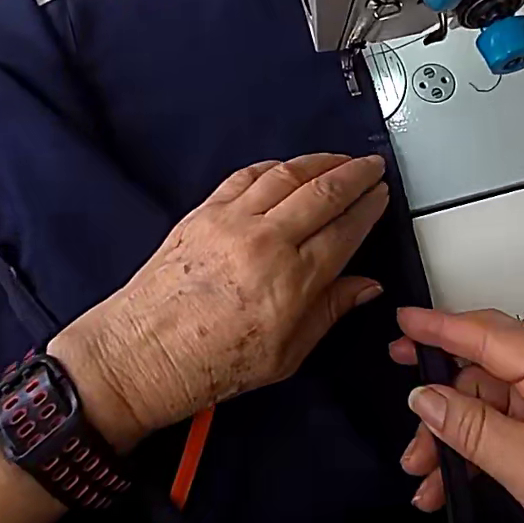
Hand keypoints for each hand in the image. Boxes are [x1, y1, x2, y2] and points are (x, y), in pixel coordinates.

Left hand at [49, 154, 389, 450]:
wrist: (142, 352)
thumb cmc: (209, 363)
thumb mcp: (285, 355)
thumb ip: (329, 312)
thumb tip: (365, 287)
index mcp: (292, 280)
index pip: (345, 229)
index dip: (369, 207)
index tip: (381, 196)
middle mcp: (264, 241)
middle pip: (322, 191)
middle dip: (355, 173)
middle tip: (371, 166)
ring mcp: (231, 221)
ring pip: (286, 175)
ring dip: (318, 162)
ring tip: (337, 160)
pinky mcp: (202, 213)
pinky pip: (244, 176)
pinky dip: (271, 166)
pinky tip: (284, 167)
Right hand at [389, 307, 523, 522]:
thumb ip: (473, 429)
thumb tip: (421, 395)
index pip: (494, 337)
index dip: (442, 326)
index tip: (403, 318)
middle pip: (482, 367)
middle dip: (438, 381)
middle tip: (398, 367)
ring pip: (478, 405)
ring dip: (444, 433)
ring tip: (418, 468)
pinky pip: (489, 434)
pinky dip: (461, 455)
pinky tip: (439, 485)